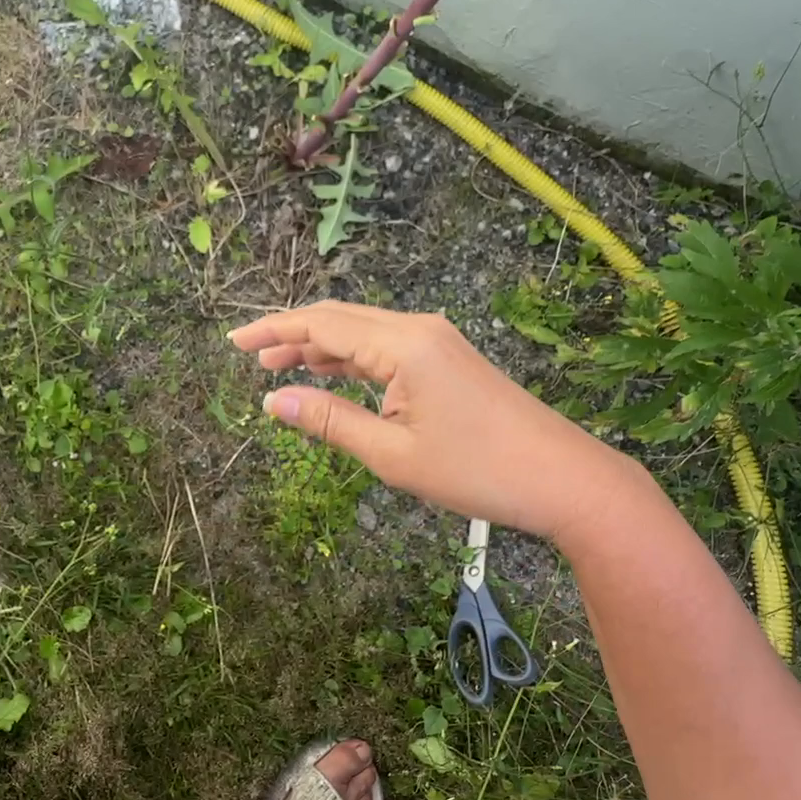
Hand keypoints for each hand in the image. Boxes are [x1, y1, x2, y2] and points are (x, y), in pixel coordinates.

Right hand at [229, 301, 648, 541]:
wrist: (566, 480)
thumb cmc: (477, 471)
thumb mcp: (391, 453)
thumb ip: (327, 421)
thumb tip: (270, 400)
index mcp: (402, 345)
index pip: (321, 325)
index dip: (273, 330)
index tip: (234, 341)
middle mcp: (418, 329)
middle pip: (338, 319)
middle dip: (290, 335)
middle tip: (249, 356)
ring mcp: (436, 341)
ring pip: (361, 331)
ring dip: (318, 346)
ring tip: (277, 367)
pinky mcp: (446, 358)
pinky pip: (383, 347)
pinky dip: (349, 358)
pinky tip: (328, 372)